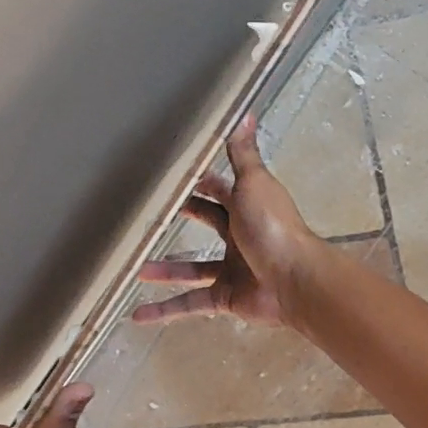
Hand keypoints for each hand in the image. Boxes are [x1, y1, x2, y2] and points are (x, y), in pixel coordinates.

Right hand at [132, 116, 325, 327]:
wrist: (295, 279)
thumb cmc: (273, 227)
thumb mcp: (254, 183)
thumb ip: (243, 153)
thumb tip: (245, 111)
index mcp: (249, 206)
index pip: (219, 190)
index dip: (198, 182)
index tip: (169, 175)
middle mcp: (242, 236)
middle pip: (208, 223)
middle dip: (183, 217)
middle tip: (147, 214)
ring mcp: (235, 269)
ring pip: (194, 268)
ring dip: (165, 269)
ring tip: (133, 268)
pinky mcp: (227, 298)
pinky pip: (191, 304)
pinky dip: (166, 311)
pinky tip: (137, 316)